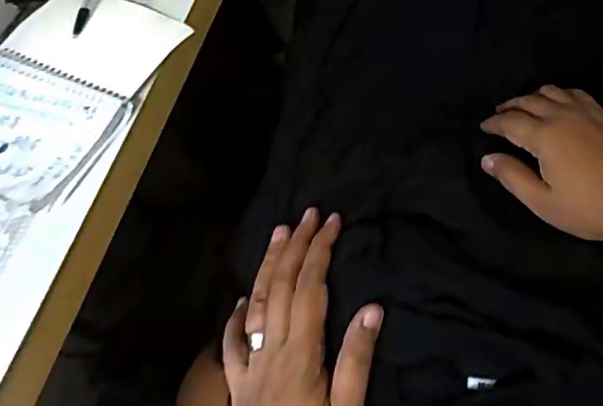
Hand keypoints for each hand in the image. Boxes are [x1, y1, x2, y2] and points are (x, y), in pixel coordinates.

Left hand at [223, 208, 382, 405]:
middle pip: (281, 289)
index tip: (334, 220)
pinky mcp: (237, 391)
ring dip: (268, 268)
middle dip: (295, 246)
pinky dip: (236, 318)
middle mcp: (270, 355)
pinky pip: (231, 348)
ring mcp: (249, 372)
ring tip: (278, 235)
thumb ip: (357, 359)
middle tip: (308, 213)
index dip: (320, 249)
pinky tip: (243, 301)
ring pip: (255, 308)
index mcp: (300, 354)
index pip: (309, 288)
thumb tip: (372, 305)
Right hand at [479, 85, 602, 249]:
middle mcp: (563, 114)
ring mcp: (586, 111)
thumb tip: (488, 158)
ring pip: (552, 91)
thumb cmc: (588, 208)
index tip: (484, 127)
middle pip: (530, 101)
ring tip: (524, 106)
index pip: (512, 122)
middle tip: (499, 114)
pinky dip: (558, 93)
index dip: (495, 123)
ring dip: (533, 96)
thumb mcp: (543, 202)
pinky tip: (558, 103)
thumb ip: (513, 177)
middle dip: (511, 106)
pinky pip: (574, 93)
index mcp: (545, 135)